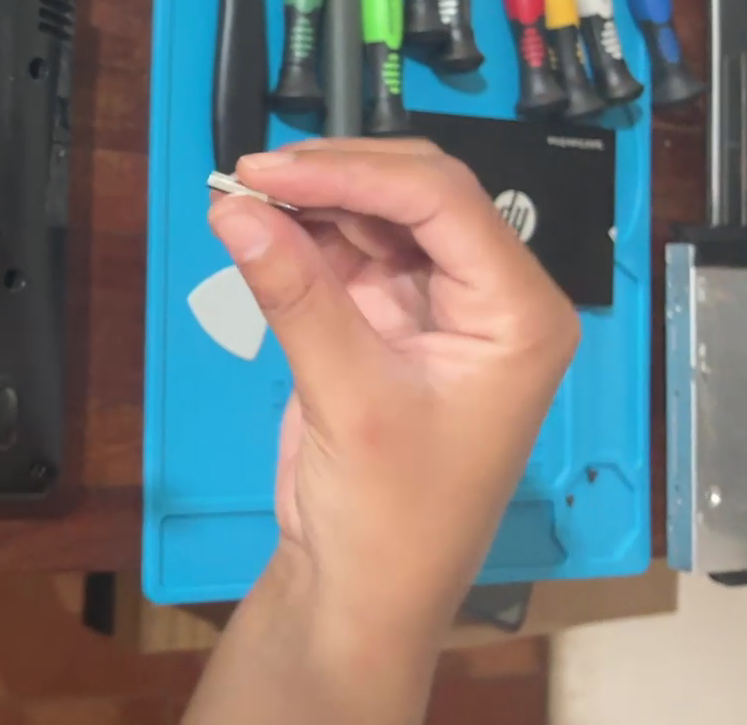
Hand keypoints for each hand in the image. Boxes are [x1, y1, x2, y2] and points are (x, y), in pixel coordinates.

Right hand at [184, 139, 578, 723]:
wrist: (360, 573)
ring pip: (367, 213)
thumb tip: (232, 211)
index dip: (350, 174)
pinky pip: (334, 248)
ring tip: (237, 197)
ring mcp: (423, 301)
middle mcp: (478, 293)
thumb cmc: (390, 507)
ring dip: (304, 199)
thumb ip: (294, 296)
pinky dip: (292, 231)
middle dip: (329, 175)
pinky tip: (253, 227)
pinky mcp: (373, 314)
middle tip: (245, 176)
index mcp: (514, 312)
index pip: (440, 204)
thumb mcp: (347, 398)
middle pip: (410, 194)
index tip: (264, 172)